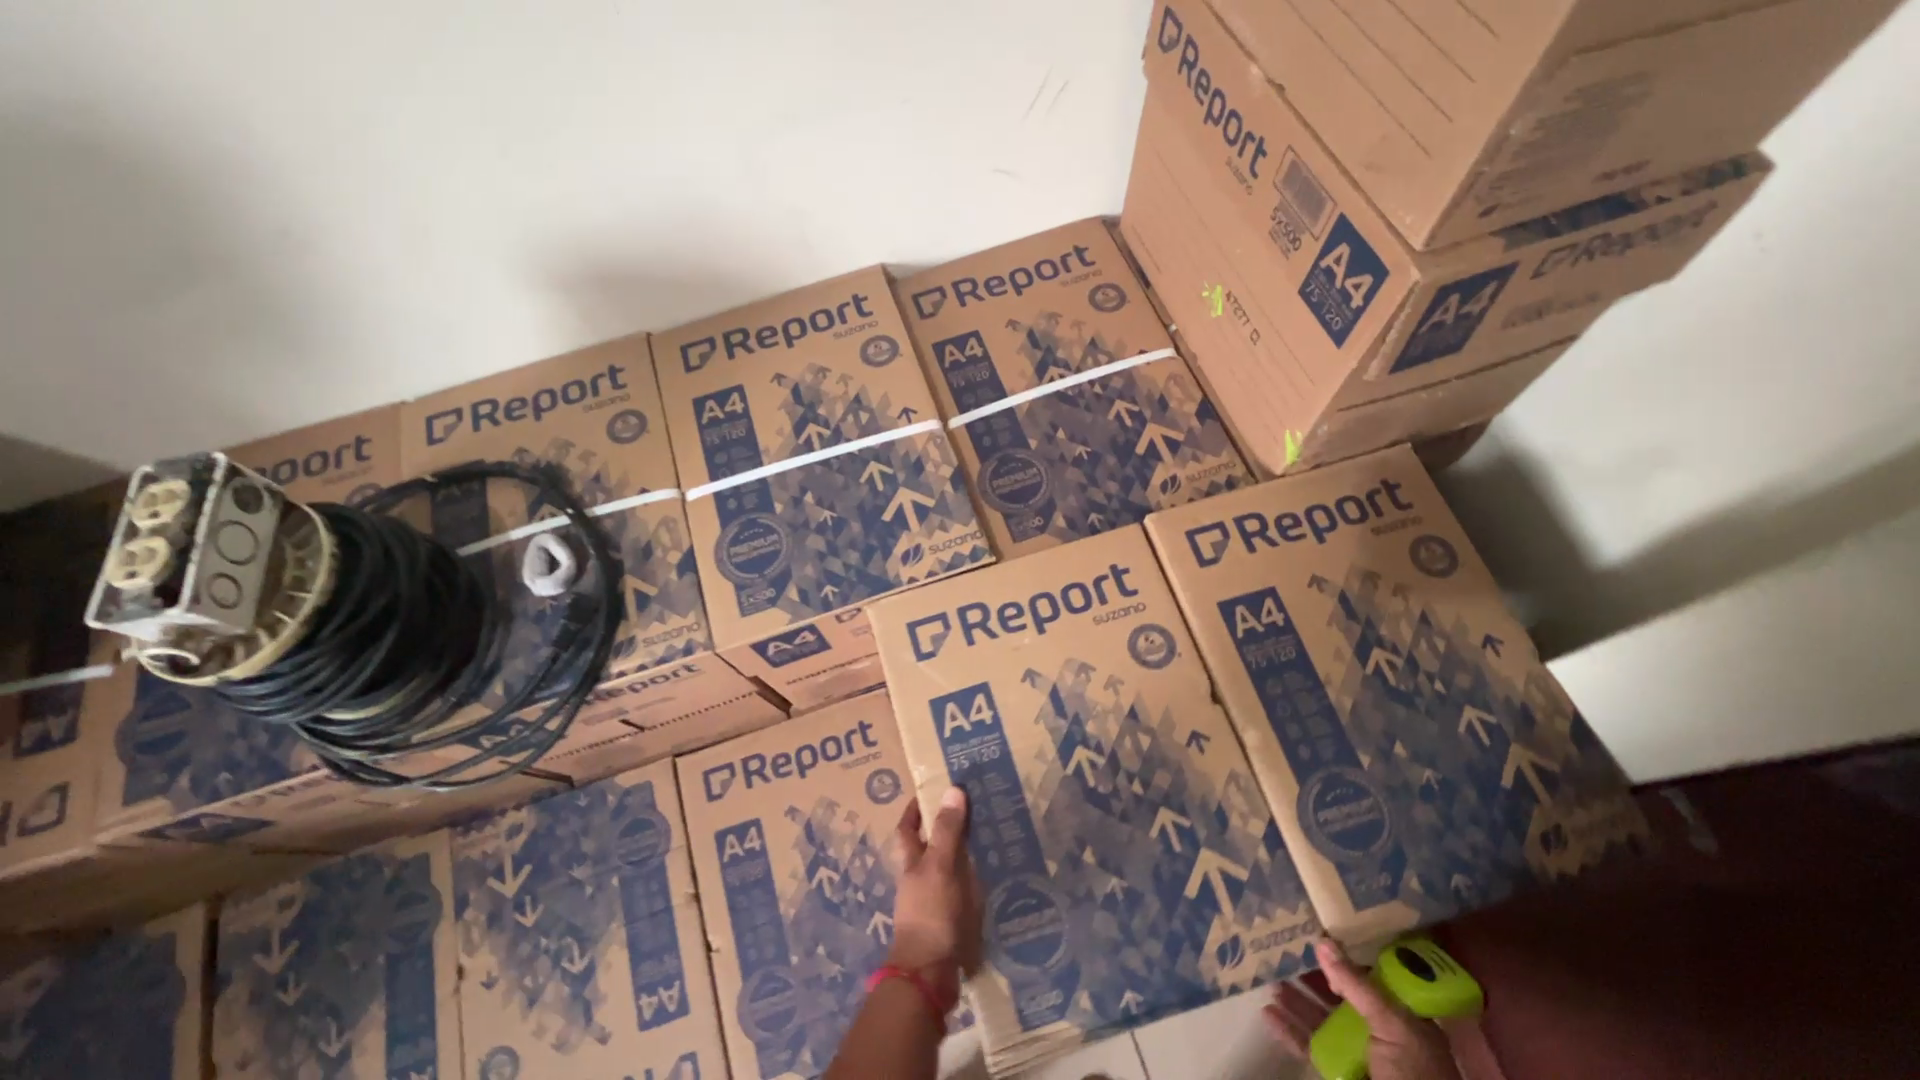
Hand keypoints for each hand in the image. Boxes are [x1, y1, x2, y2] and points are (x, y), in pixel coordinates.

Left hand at [889, 787, 982, 1006]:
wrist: (930, 974)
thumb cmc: (930, 914)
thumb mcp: (940, 867)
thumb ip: (947, 832)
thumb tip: (952, 789)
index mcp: (912, 864)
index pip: (908, 828)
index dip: (915, 809)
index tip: (931, 790)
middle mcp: (920, 881)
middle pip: (930, 848)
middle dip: (947, 830)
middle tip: (976, 811)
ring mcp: (935, 903)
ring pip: (950, 871)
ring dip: (967, 857)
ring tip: (994, 840)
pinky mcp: (951, 923)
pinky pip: (965, 895)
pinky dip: (977, 884)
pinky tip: (997, 880)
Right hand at [1263, 938, 1462, 1079]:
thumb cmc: (1414, 1073)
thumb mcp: (1393, 1025)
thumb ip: (1357, 986)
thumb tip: (1323, 942)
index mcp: (1398, 1016)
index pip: (1368, 978)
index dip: (1344, 959)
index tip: (1319, 936)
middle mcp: (1374, 1030)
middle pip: (1337, 997)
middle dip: (1312, 977)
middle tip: (1285, 955)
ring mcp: (1352, 1051)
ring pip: (1318, 1019)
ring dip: (1295, 1001)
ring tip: (1271, 981)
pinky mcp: (1333, 1070)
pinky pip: (1306, 1046)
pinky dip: (1286, 1031)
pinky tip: (1267, 1014)